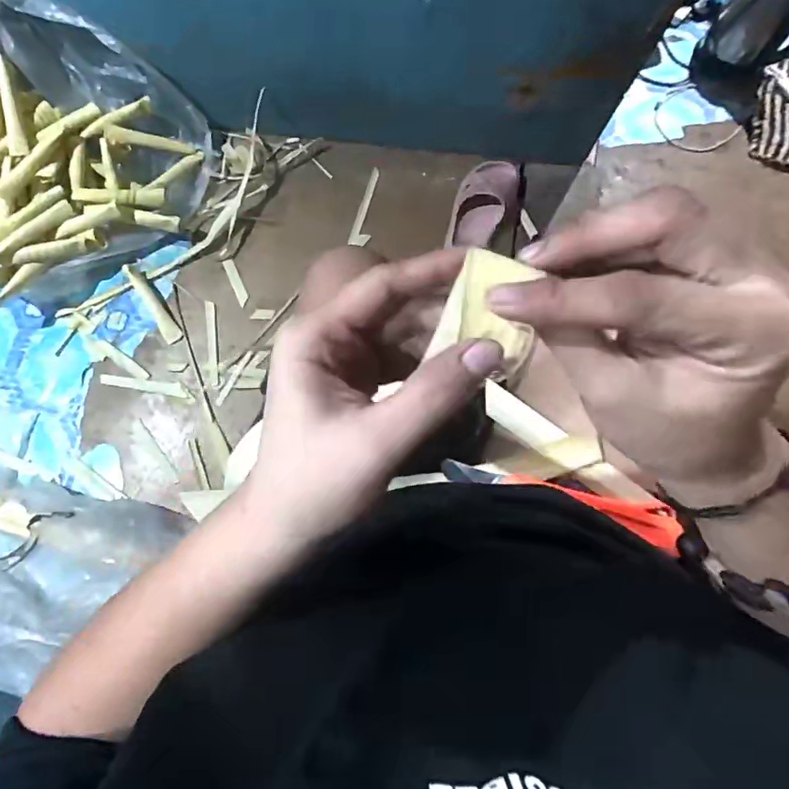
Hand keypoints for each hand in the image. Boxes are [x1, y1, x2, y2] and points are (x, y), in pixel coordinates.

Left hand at [244, 249, 502, 541]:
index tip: (485, 261)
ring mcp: (340, 358)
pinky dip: (432, 362)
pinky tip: (467, 365)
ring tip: (498, 335)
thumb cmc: (317, 484)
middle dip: (447, 306)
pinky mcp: (354, 381)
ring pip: (401, 333)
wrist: (283, 527)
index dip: (433, 270)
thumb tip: (494, 346)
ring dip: (444, 335)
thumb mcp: (379, 439)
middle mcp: (326, 336)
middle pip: (394, 306)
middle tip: (506, 306)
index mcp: (315, 335)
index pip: (381, 287)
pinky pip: (399, 359)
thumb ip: (435, 392)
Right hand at [487, 189, 788, 505]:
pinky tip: (567, 261)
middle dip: (590, 234)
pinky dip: (603, 239)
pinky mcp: (720, 250)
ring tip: (542, 262)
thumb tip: (511, 294)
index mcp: (752, 330)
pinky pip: (655, 225)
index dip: (566, 293)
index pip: (645, 294)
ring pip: (661, 212)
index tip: (502, 298)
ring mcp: (748, 256)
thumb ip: (566, 337)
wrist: (715, 445)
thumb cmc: (667, 433)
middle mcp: (765, 277)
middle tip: (531, 260)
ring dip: (593, 233)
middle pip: (672, 218)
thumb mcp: (609, 394)